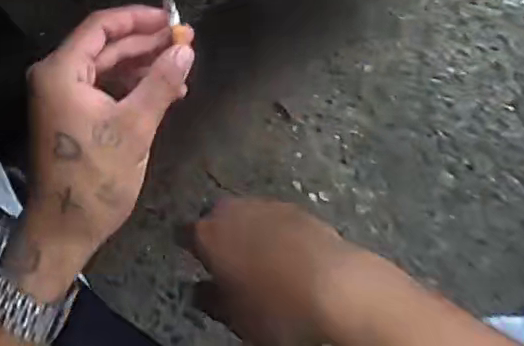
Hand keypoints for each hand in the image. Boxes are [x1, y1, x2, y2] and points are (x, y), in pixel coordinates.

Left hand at [10, 6, 194, 301]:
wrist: (66, 227)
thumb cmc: (96, 176)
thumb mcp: (134, 128)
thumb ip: (159, 84)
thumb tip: (185, 50)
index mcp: (60, 69)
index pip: (98, 27)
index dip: (135, 18)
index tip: (169, 17)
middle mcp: (55, 73)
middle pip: (103, 45)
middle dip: (143, 41)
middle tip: (183, 38)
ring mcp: (61, 92)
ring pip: (105, 66)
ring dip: (140, 63)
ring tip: (180, 62)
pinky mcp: (70, 110)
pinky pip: (102, 85)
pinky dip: (130, 84)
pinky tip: (163, 87)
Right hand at [184, 197, 362, 345]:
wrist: (339, 287)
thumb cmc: (279, 310)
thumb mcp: (240, 319)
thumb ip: (212, 302)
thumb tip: (197, 292)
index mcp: (206, 235)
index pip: (184, 235)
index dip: (190, 249)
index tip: (197, 262)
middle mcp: (226, 210)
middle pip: (217, 221)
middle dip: (223, 238)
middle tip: (236, 266)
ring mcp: (260, 205)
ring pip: (247, 218)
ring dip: (252, 234)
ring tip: (269, 263)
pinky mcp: (293, 208)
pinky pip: (276, 220)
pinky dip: (279, 235)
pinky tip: (294, 258)